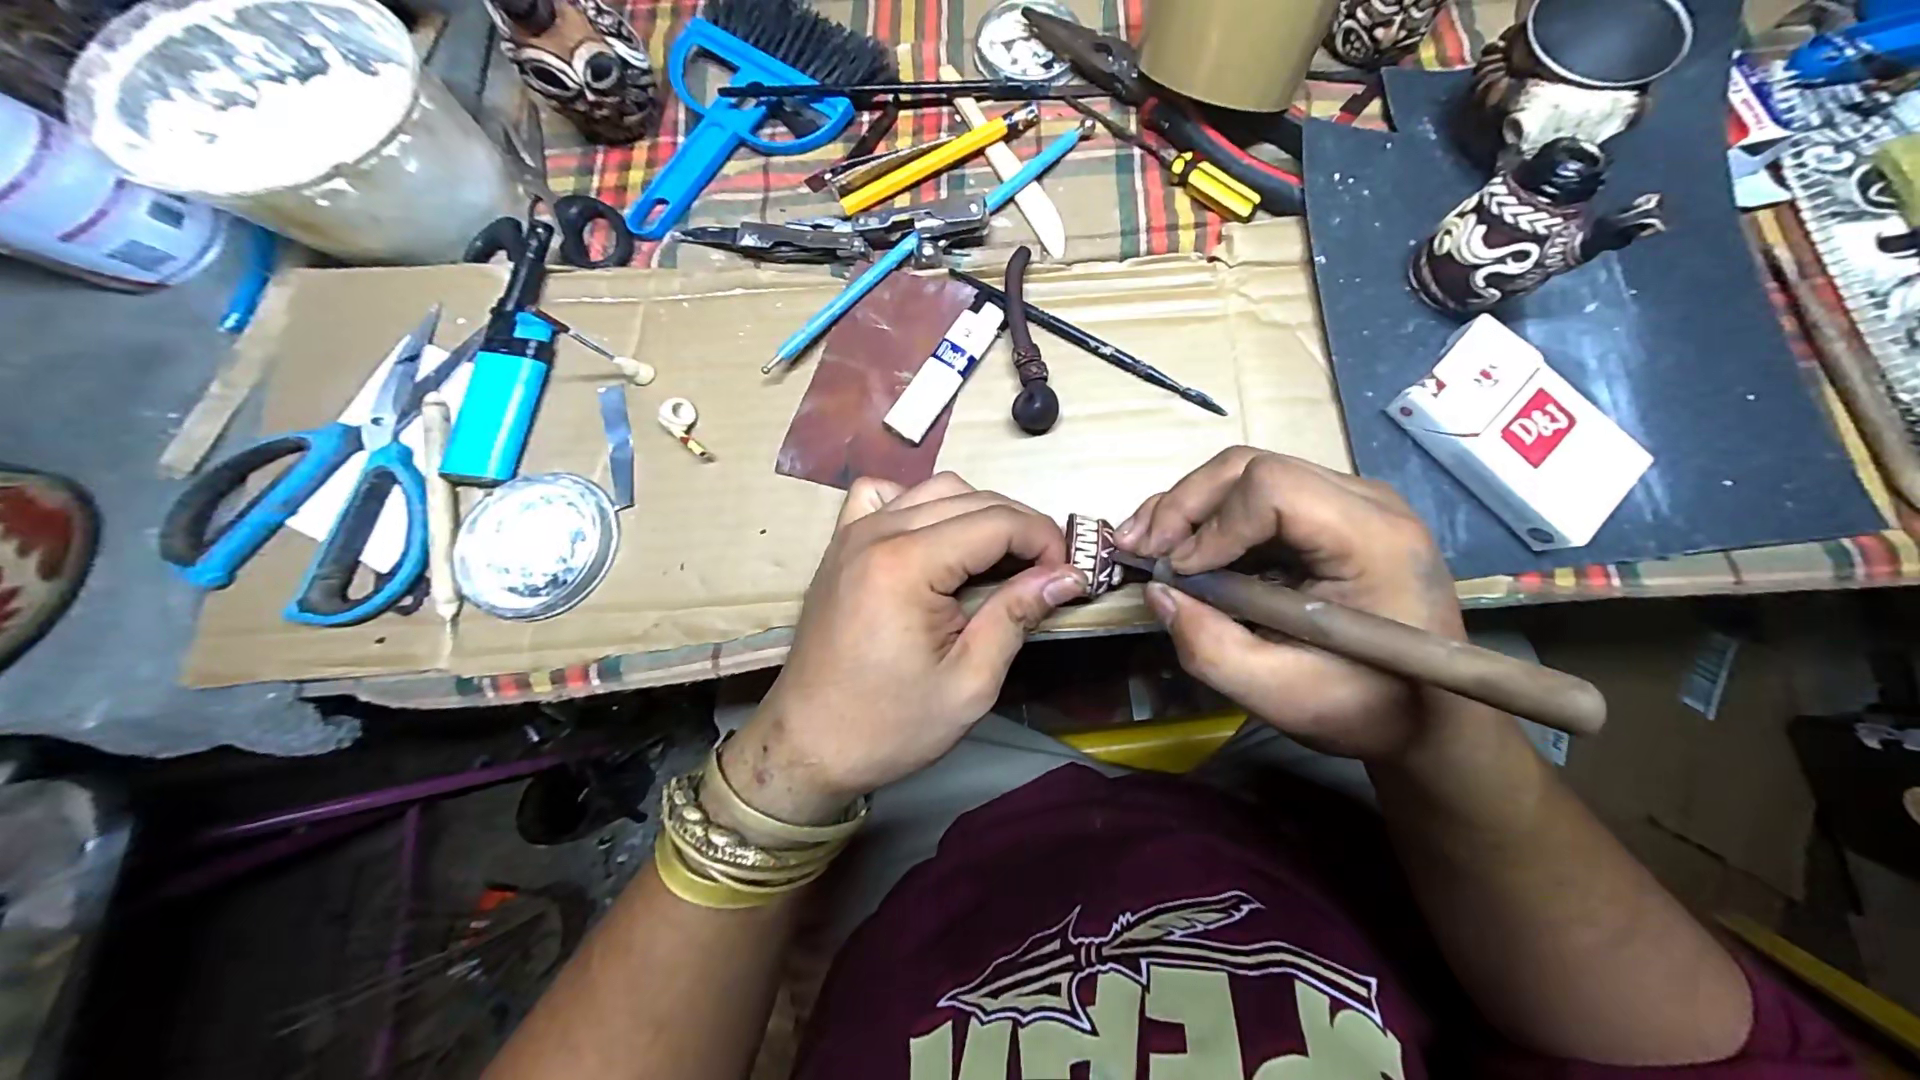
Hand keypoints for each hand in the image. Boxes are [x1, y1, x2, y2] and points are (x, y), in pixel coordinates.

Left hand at [720, 473, 1085, 824]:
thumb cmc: (888, 725)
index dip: (1044, 540)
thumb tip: (1067, 576)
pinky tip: (933, 538)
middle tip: (1046, 571)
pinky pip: (883, 496)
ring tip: (1000, 559)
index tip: (1068, 574)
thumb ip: (1018, 615)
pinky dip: (919, 504)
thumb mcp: (969, 682)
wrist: (808, 745)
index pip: (997, 521)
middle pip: (971, 498)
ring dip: (978, 514)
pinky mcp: (840, 545)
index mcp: (907, 564)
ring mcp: (853, 532)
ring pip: (934, 489)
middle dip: (1021, 527)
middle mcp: (877, 532)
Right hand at [1118, 448, 1463, 761]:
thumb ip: (1211, 648)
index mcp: (1372, 538)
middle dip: (1183, 506)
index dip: (1213, 524)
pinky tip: (1175, 547)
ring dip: (1185, 508)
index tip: (1180, 573)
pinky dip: (1204, 519)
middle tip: (1139, 548)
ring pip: (1244, 474)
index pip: (1274, 488)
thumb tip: (1158, 591)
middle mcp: (1363, 501)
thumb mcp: (1282, 696)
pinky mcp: (1325, 514)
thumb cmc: (1368, 707)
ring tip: (1141, 543)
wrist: (1430, 715)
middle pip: (1250, 467)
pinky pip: (1252, 497)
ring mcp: (1345, 502)